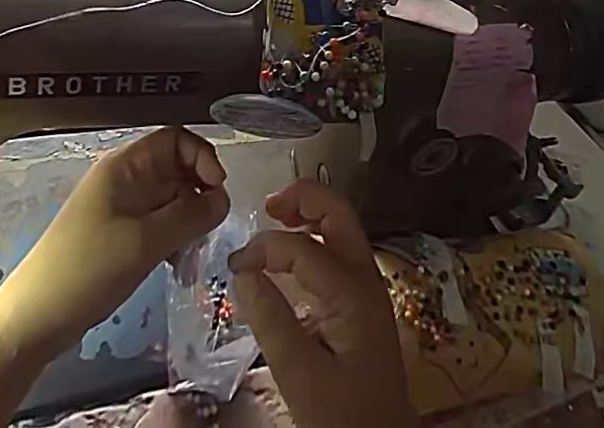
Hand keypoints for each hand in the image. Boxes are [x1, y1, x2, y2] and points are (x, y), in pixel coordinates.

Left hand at [0, 126, 228, 352]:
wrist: (34, 318)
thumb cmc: (87, 269)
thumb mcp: (145, 241)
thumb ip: (189, 216)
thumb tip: (223, 199)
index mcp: (126, 166)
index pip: (176, 139)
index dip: (202, 157)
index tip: (217, 189)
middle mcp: (125, 179)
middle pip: (177, 169)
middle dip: (199, 194)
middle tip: (208, 229)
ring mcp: (122, 206)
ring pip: (170, 199)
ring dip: (188, 221)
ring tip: (191, 255)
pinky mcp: (120, 233)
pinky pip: (159, 223)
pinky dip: (174, 238)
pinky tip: (177, 265)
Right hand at [229, 180, 414, 427]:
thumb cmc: (344, 418)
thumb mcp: (301, 378)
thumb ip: (271, 321)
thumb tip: (243, 273)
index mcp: (353, 293)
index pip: (303, 247)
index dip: (265, 248)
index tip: (235, 266)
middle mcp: (365, 278)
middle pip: (338, 212)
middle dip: (303, 198)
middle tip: (267, 206)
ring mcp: (368, 286)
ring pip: (342, 225)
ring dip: (310, 211)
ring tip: (276, 216)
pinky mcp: (362, 299)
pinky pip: (339, 247)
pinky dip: (314, 233)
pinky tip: (291, 249)